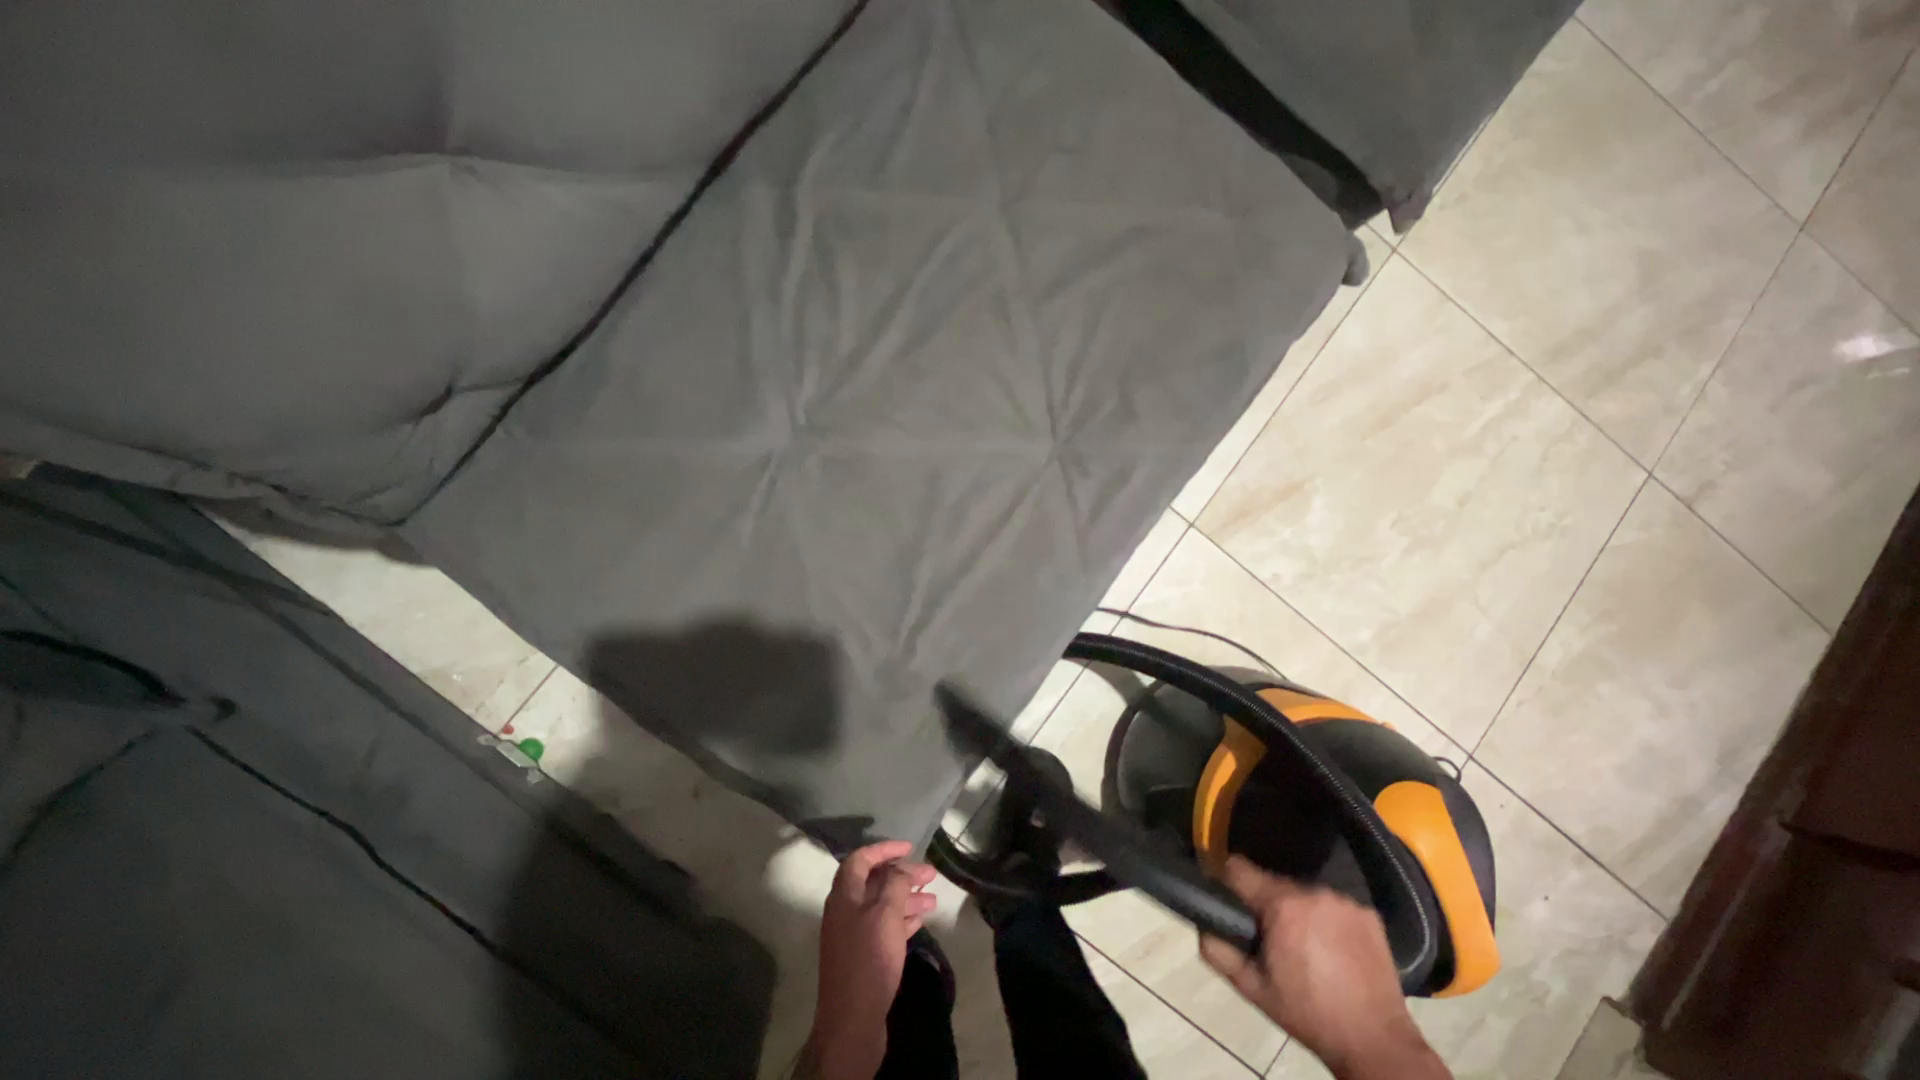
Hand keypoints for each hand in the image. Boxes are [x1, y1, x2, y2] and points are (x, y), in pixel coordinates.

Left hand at [799, 841, 938, 1079]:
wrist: (852, 1020)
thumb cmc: (869, 960)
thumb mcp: (885, 915)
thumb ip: (895, 885)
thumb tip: (901, 868)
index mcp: (844, 896)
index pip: (861, 859)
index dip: (884, 849)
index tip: (910, 846)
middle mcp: (845, 911)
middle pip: (874, 882)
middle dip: (902, 875)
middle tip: (931, 875)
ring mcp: (853, 935)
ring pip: (882, 906)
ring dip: (906, 898)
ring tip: (934, 899)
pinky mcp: (864, 957)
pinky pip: (884, 928)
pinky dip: (902, 919)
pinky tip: (921, 919)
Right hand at [1200, 857, 1449, 1079]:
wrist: (1374, 1040)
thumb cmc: (1307, 1014)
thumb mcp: (1253, 989)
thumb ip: (1218, 953)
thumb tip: (1203, 926)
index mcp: (1282, 906)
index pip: (1239, 869)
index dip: (1225, 880)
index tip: (1224, 897)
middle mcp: (1314, 892)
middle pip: (1274, 884)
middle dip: (1266, 905)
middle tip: (1268, 938)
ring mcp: (1345, 901)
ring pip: (1305, 895)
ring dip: (1298, 912)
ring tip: (1304, 947)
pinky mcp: (1369, 914)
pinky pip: (1334, 906)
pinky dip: (1327, 920)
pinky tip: (1333, 950)